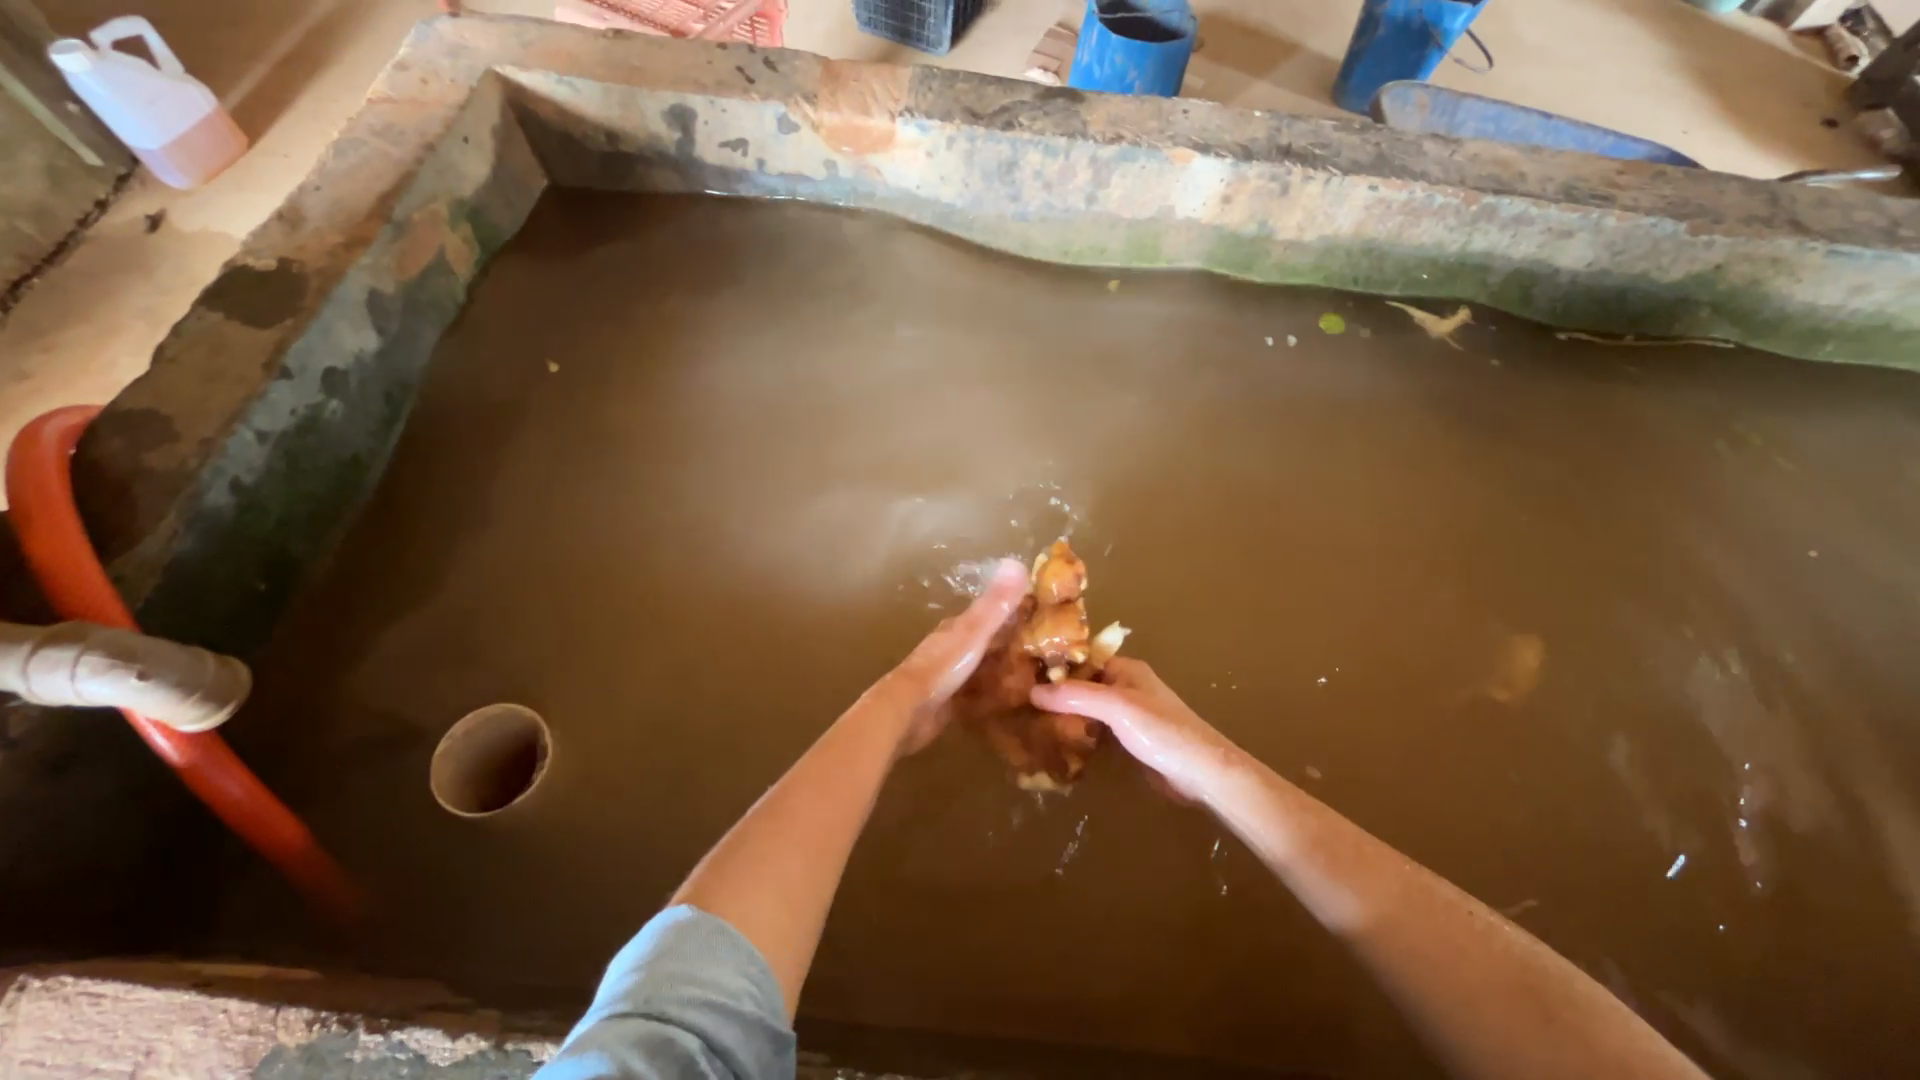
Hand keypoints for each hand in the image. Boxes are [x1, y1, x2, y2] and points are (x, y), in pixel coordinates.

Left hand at [865, 558, 1028, 757]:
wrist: (909, 709)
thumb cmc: (942, 666)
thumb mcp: (973, 632)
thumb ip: (995, 603)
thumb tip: (1018, 562)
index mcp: (958, 627)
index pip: (992, 612)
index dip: (1016, 610)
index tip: (1046, 614)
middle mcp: (954, 646)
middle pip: (989, 640)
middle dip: (1014, 642)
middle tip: (1050, 650)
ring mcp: (952, 674)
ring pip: (985, 666)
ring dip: (1006, 667)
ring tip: (1039, 675)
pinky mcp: (952, 700)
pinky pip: (980, 693)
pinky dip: (995, 693)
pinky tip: (1015, 700)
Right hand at [1030, 657, 1246, 802]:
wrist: (1200, 772)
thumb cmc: (1162, 731)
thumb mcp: (1117, 707)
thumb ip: (1076, 696)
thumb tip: (1032, 691)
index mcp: (1125, 669)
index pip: (1081, 658)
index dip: (1054, 663)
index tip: (1020, 671)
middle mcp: (1124, 686)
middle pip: (1081, 684)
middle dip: (1053, 692)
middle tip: (1016, 700)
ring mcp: (1126, 714)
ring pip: (1086, 708)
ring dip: (1063, 714)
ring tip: (1025, 720)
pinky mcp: (1127, 740)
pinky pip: (1094, 731)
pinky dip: (1076, 734)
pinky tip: (1052, 742)